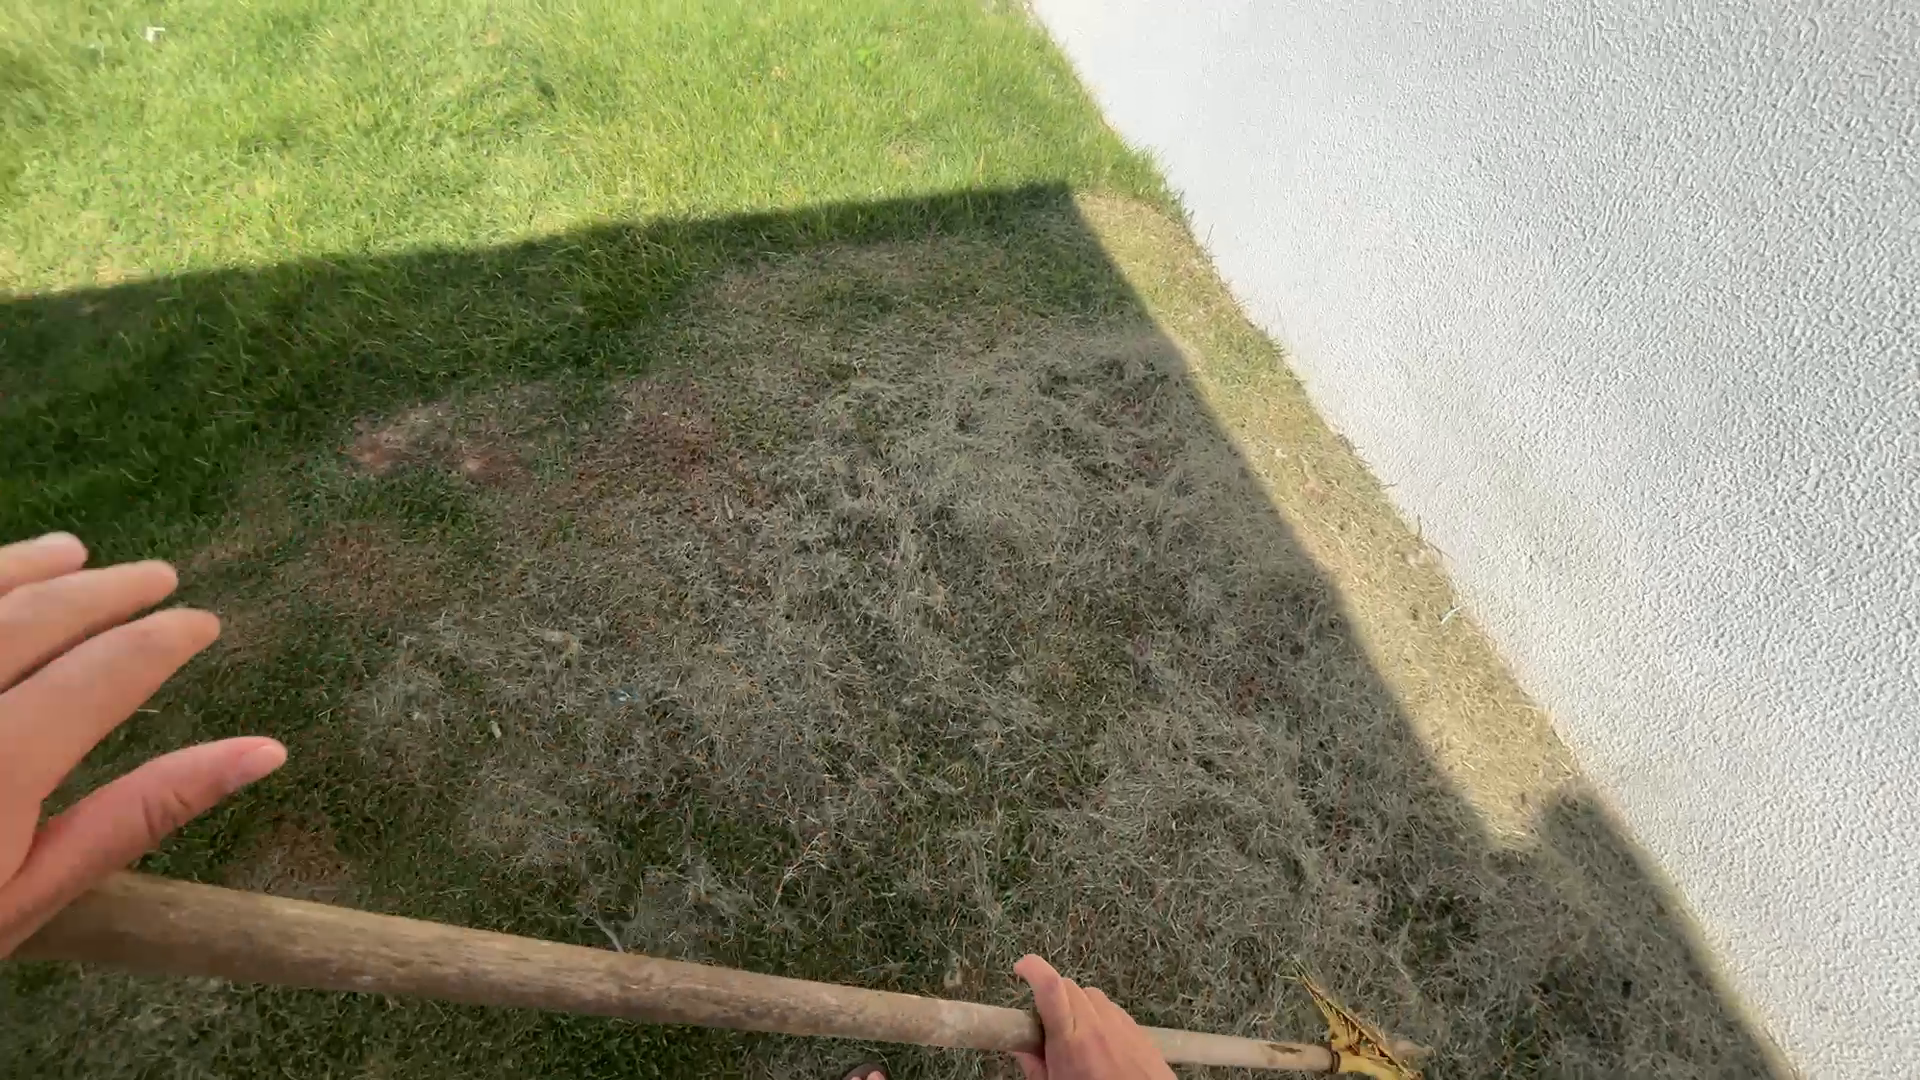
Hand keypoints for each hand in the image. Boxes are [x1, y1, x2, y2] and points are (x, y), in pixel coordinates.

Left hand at [0, 533, 285, 955]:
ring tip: (64, 551)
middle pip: (28, 619)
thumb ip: (139, 814)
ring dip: (13, 567)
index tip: (202, 624)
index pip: (108, 671)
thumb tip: (266, 751)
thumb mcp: (21, 898)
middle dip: (104, 589)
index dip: (166, 637)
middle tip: (155, 575)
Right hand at [1012, 955, 1175, 1079]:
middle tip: (1048, 1022)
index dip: (1033, 968)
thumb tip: (1020, 1046)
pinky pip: (1111, 1009)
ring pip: (1090, 994)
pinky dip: (1099, 1016)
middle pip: (1068, 986)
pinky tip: (1100, 1043)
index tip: (1020, 968)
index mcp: (1071, 1043)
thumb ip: (1035, 1067)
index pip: (1051, 987)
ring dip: (1078, 1005)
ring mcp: (1120, 1025)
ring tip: (1076, 1035)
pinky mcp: (1138, 1030)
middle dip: (1052, 995)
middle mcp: (1096, 1026)